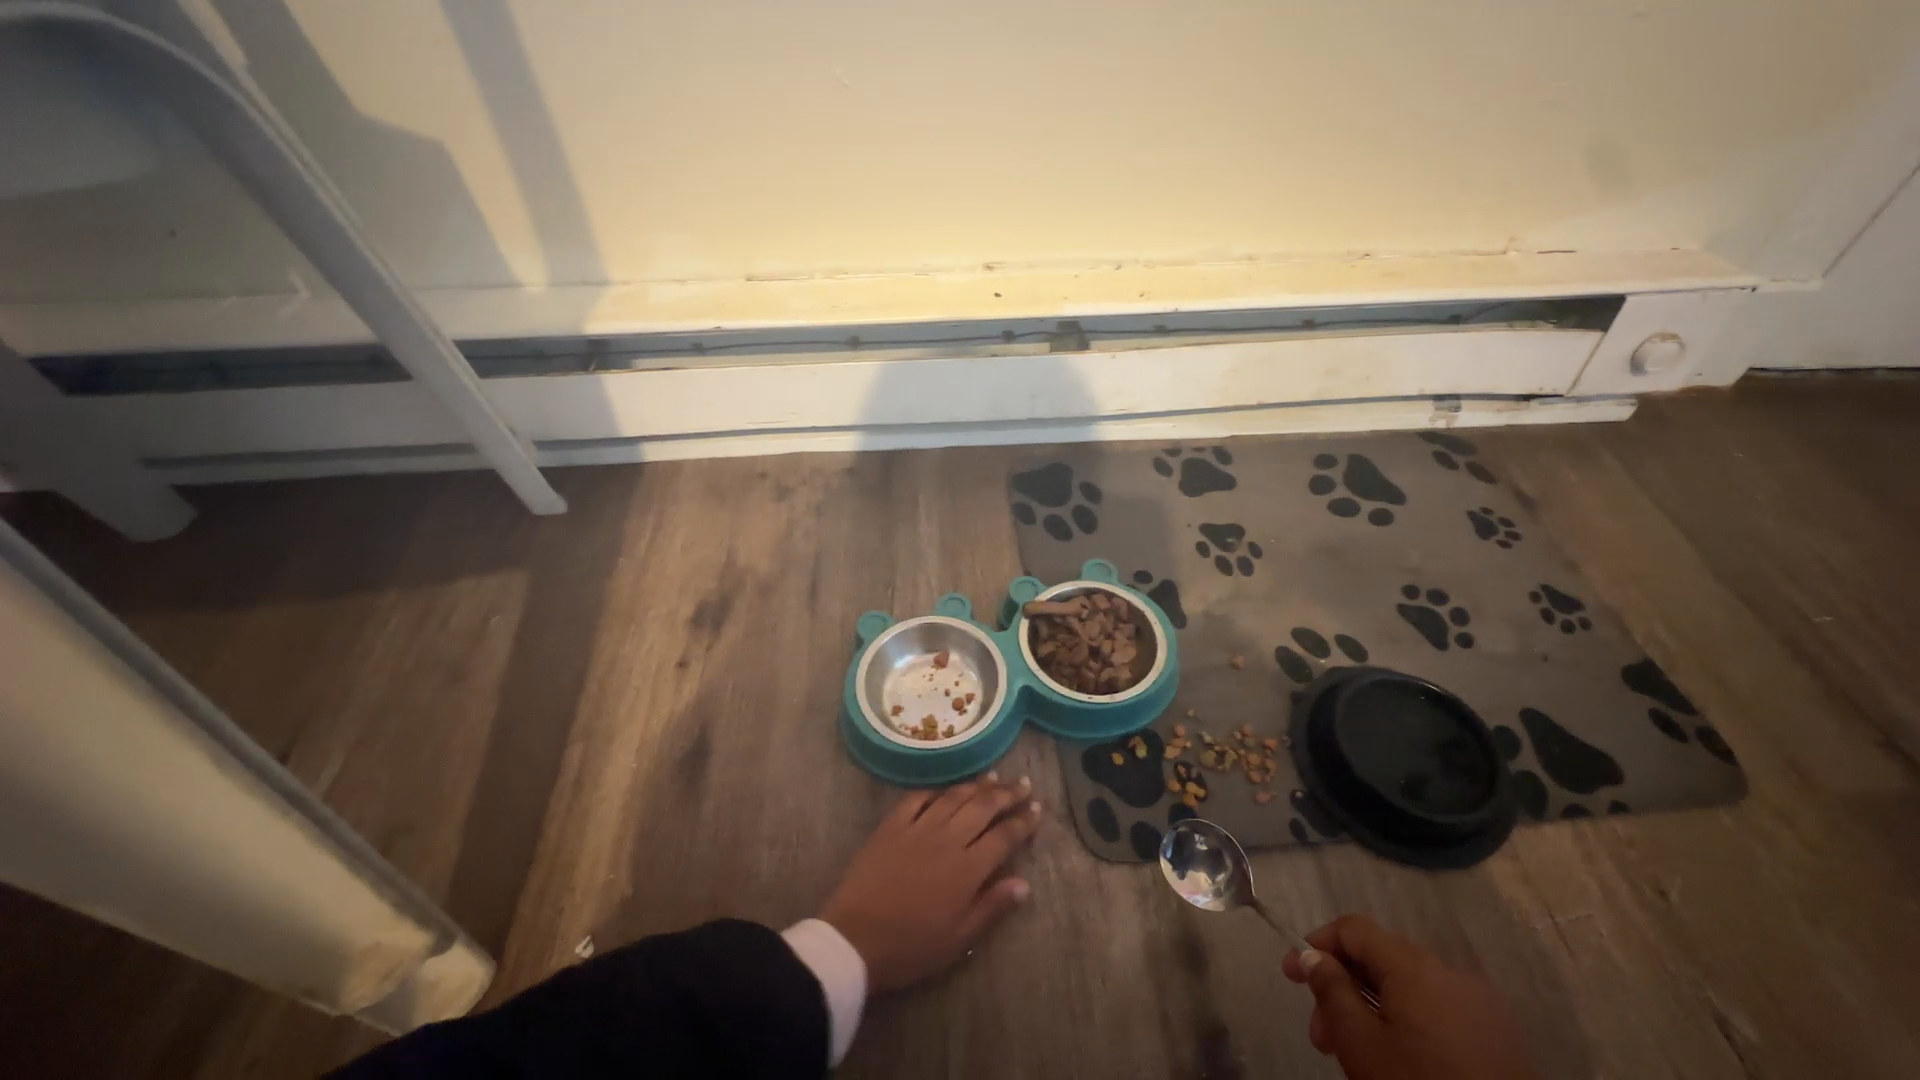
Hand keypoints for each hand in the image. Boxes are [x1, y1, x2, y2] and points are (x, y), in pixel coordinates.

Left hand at [818, 774, 1040, 991]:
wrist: (854, 939)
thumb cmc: (910, 947)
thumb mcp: (958, 938)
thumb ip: (992, 907)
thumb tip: (1024, 883)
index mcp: (968, 869)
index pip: (1004, 836)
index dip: (1023, 821)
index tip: (1037, 809)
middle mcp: (947, 840)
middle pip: (983, 807)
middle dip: (1006, 793)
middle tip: (1023, 783)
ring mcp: (917, 828)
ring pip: (954, 797)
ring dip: (976, 785)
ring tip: (993, 776)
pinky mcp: (891, 826)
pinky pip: (917, 798)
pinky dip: (935, 791)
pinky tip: (945, 790)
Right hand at [1283, 915, 1535, 1079]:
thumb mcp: (1361, 1043)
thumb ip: (1332, 991)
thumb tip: (1312, 955)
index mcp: (1415, 966)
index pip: (1353, 928)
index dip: (1316, 944)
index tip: (1290, 975)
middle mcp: (1449, 972)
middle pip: (1379, 960)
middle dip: (1341, 988)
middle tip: (1320, 1034)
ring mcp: (1477, 1004)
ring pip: (1406, 990)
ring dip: (1370, 1009)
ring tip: (1352, 1051)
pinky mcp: (1495, 1035)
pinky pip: (1435, 1011)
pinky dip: (1405, 1023)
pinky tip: (1395, 1057)